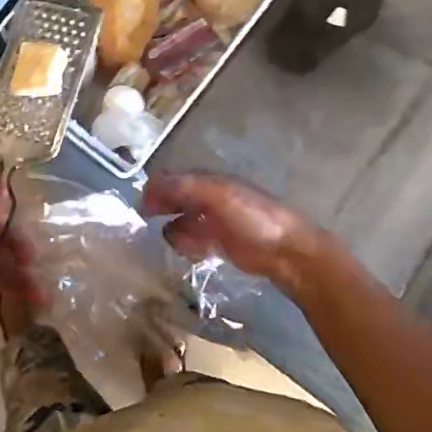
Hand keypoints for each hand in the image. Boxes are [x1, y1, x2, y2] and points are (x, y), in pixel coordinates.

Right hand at [143, 172, 333, 300]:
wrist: (288, 251)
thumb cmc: (254, 219)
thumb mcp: (219, 196)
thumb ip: (186, 188)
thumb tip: (151, 186)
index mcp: (208, 181)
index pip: (172, 178)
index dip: (154, 189)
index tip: (142, 208)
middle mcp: (208, 198)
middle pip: (174, 198)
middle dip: (160, 208)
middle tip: (147, 225)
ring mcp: (213, 221)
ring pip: (180, 222)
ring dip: (173, 230)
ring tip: (176, 242)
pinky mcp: (218, 244)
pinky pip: (192, 241)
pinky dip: (187, 245)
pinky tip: (192, 253)